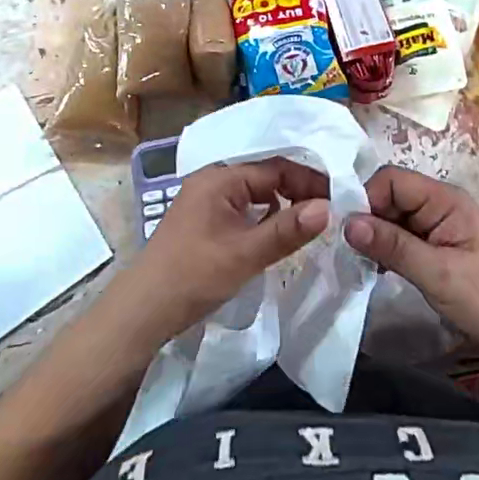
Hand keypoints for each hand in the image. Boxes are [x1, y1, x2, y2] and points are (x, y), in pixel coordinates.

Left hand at [124, 159, 330, 339]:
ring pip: (255, 191)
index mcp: (220, 178)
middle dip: (298, 189)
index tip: (337, 200)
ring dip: (282, 202)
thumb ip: (287, 230)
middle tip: (328, 212)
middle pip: (265, 175)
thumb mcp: (245, 254)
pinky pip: (242, 206)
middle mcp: (212, 180)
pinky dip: (264, 215)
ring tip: (310, 222)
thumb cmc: (193, 277)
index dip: (309, 181)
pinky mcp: (203, 219)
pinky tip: (277, 232)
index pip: (275, 167)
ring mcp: (205, 200)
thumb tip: (328, 207)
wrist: (141, 312)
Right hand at [342, 166, 478, 359]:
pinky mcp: (438, 246)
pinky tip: (377, 270)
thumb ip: (392, 246)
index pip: (391, 179)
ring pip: (393, 217)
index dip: (367, 199)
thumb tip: (347, 223)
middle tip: (351, 253)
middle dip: (368, 219)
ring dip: (375, 236)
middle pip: (390, 195)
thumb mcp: (438, 274)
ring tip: (361, 264)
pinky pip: (402, 236)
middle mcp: (439, 204)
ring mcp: (439, 225)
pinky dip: (387, 249)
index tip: (348, 232)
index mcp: (444, 199)